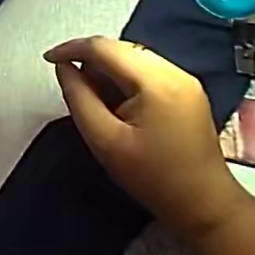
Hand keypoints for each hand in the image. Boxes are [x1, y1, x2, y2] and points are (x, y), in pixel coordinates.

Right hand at [44, 36, 254, 241]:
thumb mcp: (104, 139)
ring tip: (97, 100)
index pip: (104, 47)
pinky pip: (146, 69)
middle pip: (119, 47)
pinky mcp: (187, 90)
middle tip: (74, 86)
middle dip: (91, 60)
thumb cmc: (154, 178)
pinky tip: (118, 103)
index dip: (71, 48)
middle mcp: (174, 72)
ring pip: (132, 56)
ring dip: (107, 69)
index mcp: (156, 82)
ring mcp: (185, 80)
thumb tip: (64, 67)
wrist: (205, 206)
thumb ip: (78, 96)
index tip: (49, 59)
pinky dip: (124, 77)